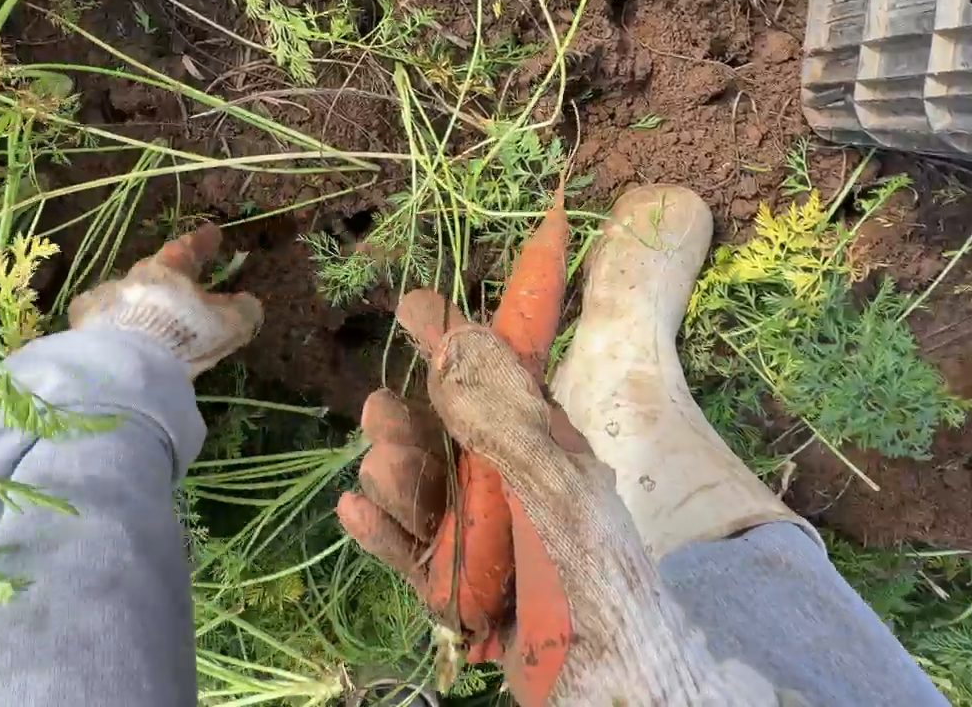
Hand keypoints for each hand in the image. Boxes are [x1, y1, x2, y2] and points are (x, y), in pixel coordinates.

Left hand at [68, 224, 261, 375]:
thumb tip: (249, 302)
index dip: (203, 241)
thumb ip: (242, 310)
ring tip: (148, 311)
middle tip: (179, 279)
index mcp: (173, 267)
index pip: (191, 247)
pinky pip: (101, 312)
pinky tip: (113, 327)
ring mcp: (109, 293)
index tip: (213, 232)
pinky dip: (111, 317)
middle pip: (156, 266)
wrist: (129, 362)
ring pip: (129, 288)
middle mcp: (140, 272)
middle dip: (169, 271)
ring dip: (141, 296)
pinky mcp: (85, 319)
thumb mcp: (229, 324)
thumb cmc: (185, 333)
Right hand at [339, 291, 783, 705]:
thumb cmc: (599, 577)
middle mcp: (503, 481)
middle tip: (379, 411)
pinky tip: (353, 510)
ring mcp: (477, 534)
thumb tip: (453, 346)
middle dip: (404, 418)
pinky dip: (379, 533)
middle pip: (436, 435)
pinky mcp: (455, 587)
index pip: (489, 375)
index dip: (453, 335)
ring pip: (416, 490)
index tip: (414, 303)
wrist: (617, 689)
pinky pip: (406, 551)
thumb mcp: (561, 487)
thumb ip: (506, 419)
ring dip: (392, 474)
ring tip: (382, 470)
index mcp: (538, 445)